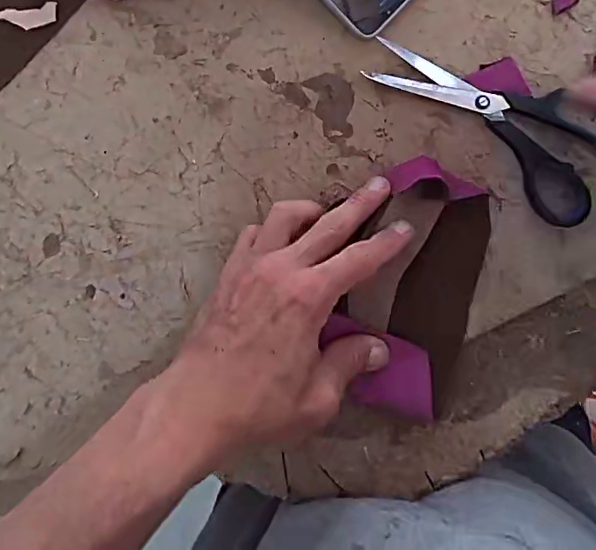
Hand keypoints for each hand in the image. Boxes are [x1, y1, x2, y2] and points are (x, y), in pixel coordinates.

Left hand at [160, 177, 414, 457]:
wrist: (189, 412)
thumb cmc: (256, 407)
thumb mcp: (317, 399)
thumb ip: (349, 364)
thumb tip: (376, 349)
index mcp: (310, 296)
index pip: (360, 258)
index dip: (387, 242)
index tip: (406, 227)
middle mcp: (283, 269)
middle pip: (330, 223)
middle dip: (360, 202)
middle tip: (380, 184)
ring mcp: (252, 266)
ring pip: (286, 216)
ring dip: (310, 209)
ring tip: (324, 212)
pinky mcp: (229, 274)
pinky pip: (253, 235)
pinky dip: (272, 230)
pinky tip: (279, 242)